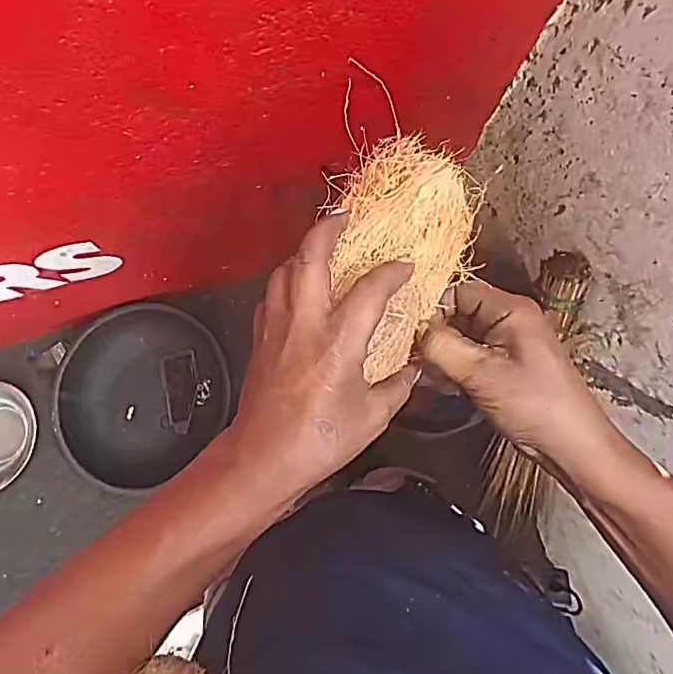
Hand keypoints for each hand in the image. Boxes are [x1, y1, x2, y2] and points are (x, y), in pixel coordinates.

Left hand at [221, 213, 420, 499]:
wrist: (263, 457)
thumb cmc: (319, 440)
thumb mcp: (373, 416)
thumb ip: (397, 385)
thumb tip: (413, 368)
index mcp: (339, 340)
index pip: (371, 288)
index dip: (392, 272)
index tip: (404, 268)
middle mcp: (305, 323)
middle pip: (310, 257)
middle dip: (327, 227)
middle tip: (344, 216)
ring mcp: (276, 328)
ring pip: (284, 270)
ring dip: (303, 252)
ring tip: (320, 247)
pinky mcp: (259, 339)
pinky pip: (271, 295)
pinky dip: (285, 282)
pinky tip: (296, 290)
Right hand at [419, 280, 617, 466]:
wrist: (571, 446)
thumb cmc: (537, 406)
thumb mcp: (482, 375)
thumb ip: (443, 347)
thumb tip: (414, 330)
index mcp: (511, 310)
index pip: (459, 290)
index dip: (432, 307)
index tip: (408, 329)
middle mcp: (509, 320)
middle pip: (457, 313)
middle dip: (434, 334)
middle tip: (414, 357)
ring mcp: (506, 344)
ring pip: (461, 337)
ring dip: (442, 354)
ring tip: (429, 375)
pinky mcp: (503, 366)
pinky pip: (470, 356)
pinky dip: (454, 368)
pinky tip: (444, 385)